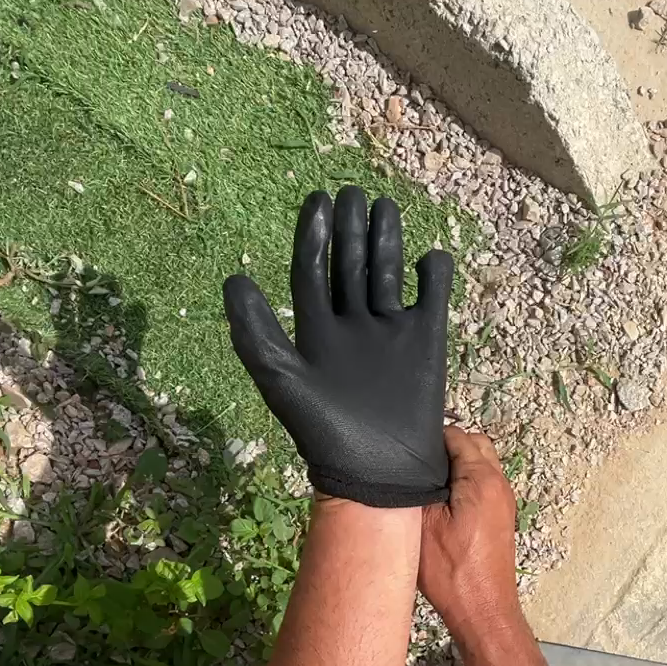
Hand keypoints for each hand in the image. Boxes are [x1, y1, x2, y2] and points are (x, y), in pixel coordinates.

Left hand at [223, 186, 453, 507]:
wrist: (380, 471)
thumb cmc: (327, 432)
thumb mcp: (282, 382)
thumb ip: (256, 334)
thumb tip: (233, 278)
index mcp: (315, 332)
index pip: (311, 273)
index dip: (311, 237)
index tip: (316, 201)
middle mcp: (351, 326)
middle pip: (349, 266)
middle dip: (350, 230)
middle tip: (352, 194)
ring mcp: (390, 333)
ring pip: (386, 275)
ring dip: (386, 241)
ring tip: (384, 207)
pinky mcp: (426, 342)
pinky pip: (431, 299)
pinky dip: (433, 276)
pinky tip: (430, 257)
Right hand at [419, 426, 525, 635]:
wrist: (482, 610)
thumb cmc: (453, 573)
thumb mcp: (422, 525)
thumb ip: (417, 487)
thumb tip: (409, 466)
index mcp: (481, 479)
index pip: (456, 436)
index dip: (429, 440)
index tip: (408, 454)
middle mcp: (498, 484)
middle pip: (474, 444)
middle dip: (446, 448)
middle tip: (417, 468)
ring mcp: (503, 501)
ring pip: (480, 464)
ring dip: (457, 466)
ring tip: (427, 486)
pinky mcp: (500, 517)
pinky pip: (484, 485)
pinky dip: (465, 484)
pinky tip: (441, 503)